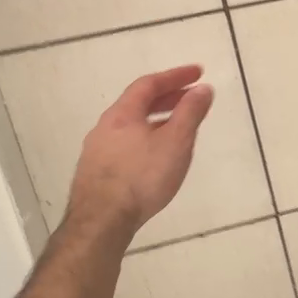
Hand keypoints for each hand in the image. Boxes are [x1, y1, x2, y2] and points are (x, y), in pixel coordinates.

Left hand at [66, 65, 213, 237]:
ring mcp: (95, 152)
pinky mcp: (94, 173)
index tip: (198, 73)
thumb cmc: (142, 177)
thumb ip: (191, 112)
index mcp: (122, 115)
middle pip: (137, 103)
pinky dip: (145, 136)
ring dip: (156, 118)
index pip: (148, 84)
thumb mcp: (176, 141)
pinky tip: (156, 154)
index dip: (175, 76)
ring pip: (130, 125)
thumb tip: (203, 88)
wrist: (100, 225)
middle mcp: (104, 128)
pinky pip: (124, 142)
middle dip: (167, 97)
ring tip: (178, 126)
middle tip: (191, 97)